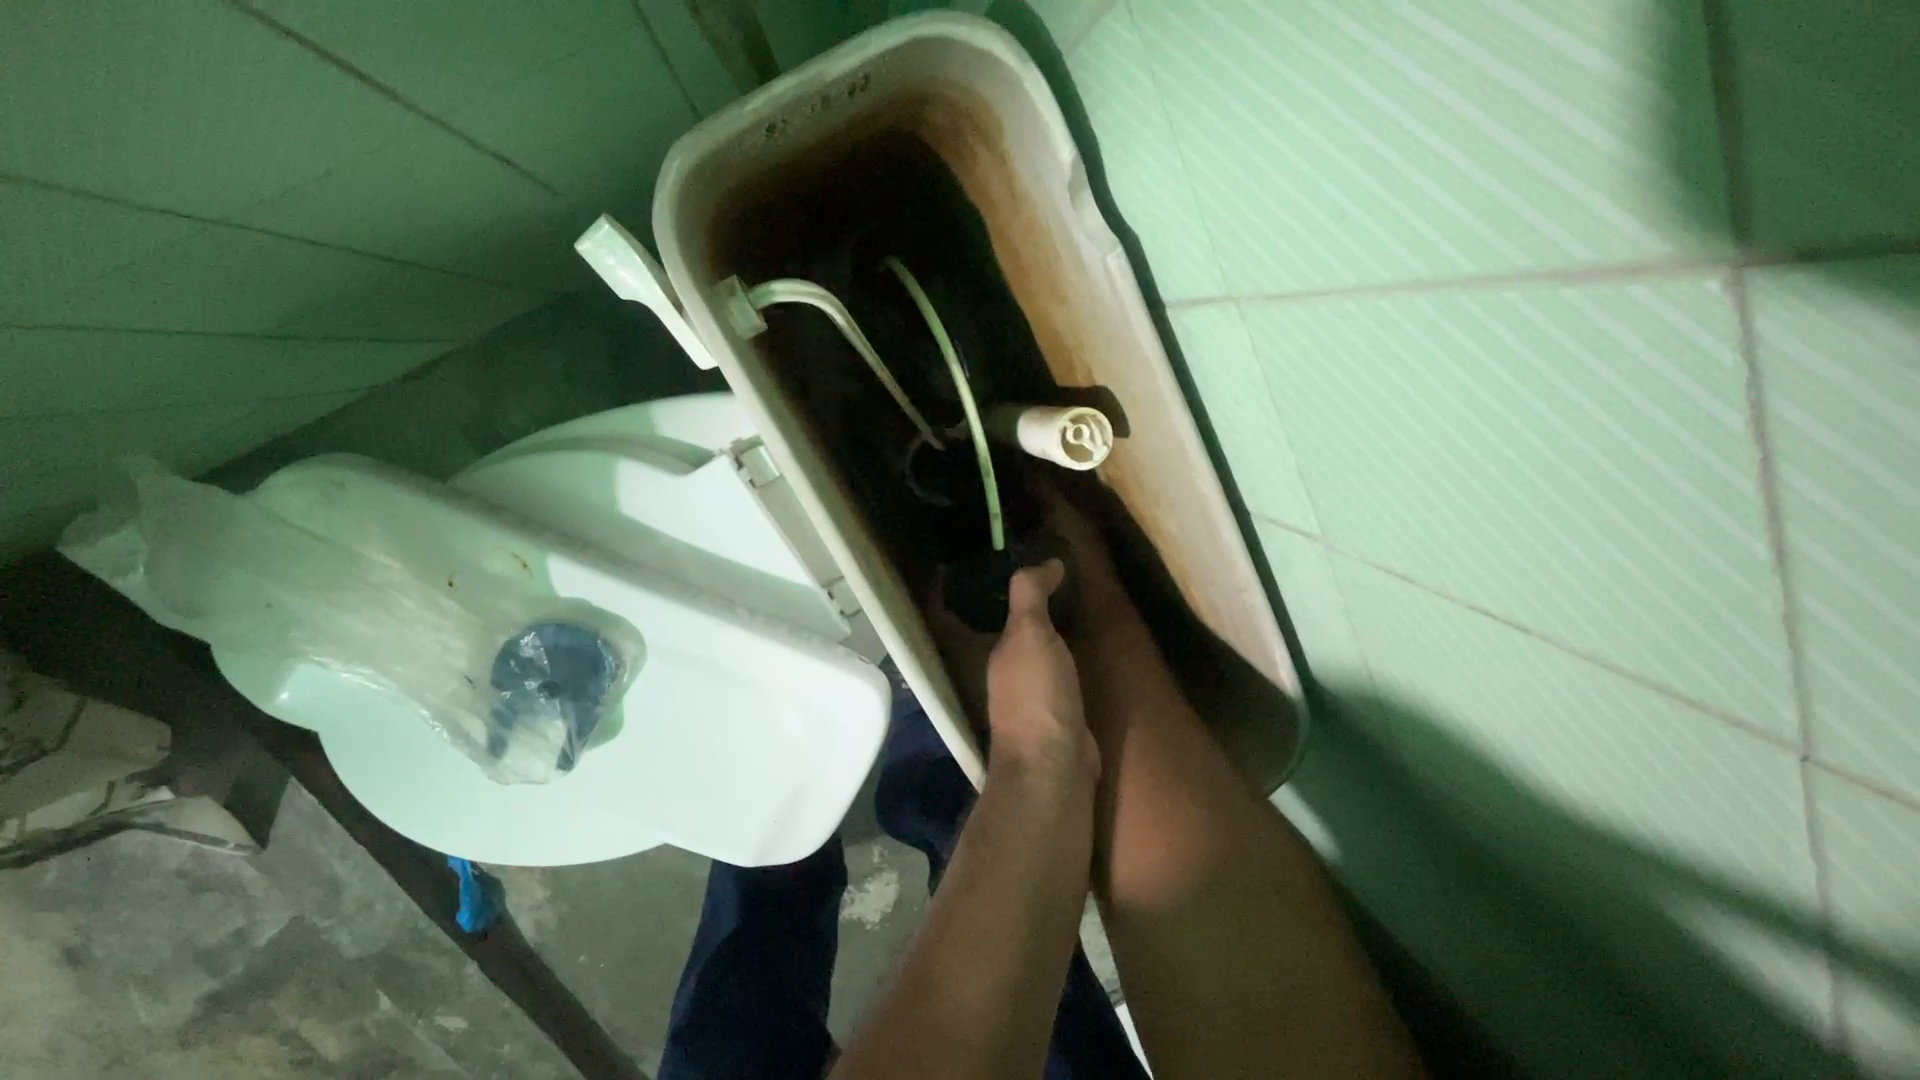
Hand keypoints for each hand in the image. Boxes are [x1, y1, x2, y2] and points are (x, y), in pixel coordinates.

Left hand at [985, 559, 1097, 780]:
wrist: (1054, 765)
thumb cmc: (1037, 693)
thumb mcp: (1030, 633)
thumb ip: (1031, 594)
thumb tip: (1047, 560)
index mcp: (998, 652)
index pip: (1003, 611)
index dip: (1018, 589)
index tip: (1038, 562)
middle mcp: (1011, 674)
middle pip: (1024, 635)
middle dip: (1040, 611)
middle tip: (1068, 580)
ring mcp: (1035, 700)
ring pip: (1046, 657)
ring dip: (1060, 638)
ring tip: (1085, 610)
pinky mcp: (1062, 719)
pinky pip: (1067, 680)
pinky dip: (1076, 664)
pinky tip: (1093, 655)